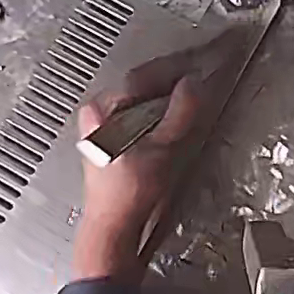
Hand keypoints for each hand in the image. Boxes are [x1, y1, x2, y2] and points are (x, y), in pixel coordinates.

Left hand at [72, 73, 201, 281]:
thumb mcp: (162, 150)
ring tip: (189, 92)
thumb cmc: (128, 195)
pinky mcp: (108, 142)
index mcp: (101, 111)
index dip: (174, 67)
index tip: (197, 64)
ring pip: (138, 100)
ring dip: (164, 95)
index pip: (142, 76)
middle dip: (170, 79)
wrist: (112, 229)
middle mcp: (96, 116)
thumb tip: (194, 84)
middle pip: (139, 85)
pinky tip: (172, 116)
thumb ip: (180, 113)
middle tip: (198, 74)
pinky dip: (156, 111)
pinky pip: (136, 115)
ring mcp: (100, 129)